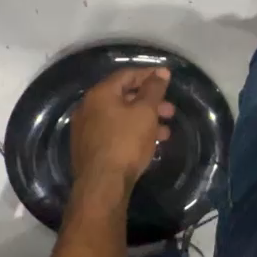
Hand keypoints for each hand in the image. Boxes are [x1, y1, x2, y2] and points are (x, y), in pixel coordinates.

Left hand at [68, 67, 174, 214]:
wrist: (102, 184)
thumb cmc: (126, 142)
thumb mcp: (146, 112)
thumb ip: (154, 89)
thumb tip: (161, 72)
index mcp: (100, 94)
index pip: (126, 75)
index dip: (149, 75)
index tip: (167, 79)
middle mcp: (88, 108)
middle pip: (123, 96)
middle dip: (150, 101)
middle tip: (170, 111)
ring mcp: (86, 129)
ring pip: (120, 116)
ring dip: (144, 119)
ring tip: (164, 132)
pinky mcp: (89, 148)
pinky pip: (114, 131)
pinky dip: (132, 131)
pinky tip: (148, 143)